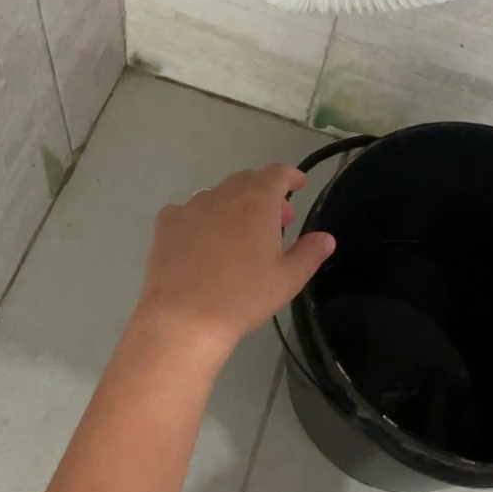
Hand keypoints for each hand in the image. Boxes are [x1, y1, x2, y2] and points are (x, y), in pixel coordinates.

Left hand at [132, 164, 335, 352]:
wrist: (184, 318)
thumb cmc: (244, 297)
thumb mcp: (288, 279)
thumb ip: (310, 253)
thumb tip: (326, 238)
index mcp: (258, 202)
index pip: (277, 173)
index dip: (290, 176)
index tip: (299, 184)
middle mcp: (224, 195)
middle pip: (247, 181)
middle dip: (265, 194)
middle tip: (277, 222)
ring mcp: (191, 207)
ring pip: (218, 195)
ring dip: (234, 205)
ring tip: (240, 234)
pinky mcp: (166, 224)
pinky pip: (188, 211)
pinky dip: (202, 218)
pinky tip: (202, 240)